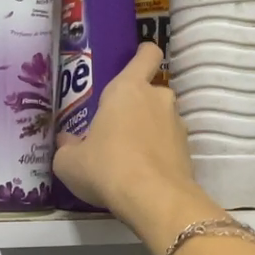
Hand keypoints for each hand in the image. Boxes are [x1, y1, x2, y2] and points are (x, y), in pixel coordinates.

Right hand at [53, 43, 219, 242]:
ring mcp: (177, 124)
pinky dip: (158, 154)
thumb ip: (67, 147)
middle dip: (137, 106)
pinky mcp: (187, 150)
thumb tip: (67, 142)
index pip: (147, 55)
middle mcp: (158, 99)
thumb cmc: (105, 168)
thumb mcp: (69, 162)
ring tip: (128, 157)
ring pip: (161, 119)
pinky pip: (168, 145)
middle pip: (151, 91)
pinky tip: (142, 174)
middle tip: (117, 128)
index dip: (144, 55)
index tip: (136, 62)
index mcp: (127, 89)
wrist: (152, 199)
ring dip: (148, 131)